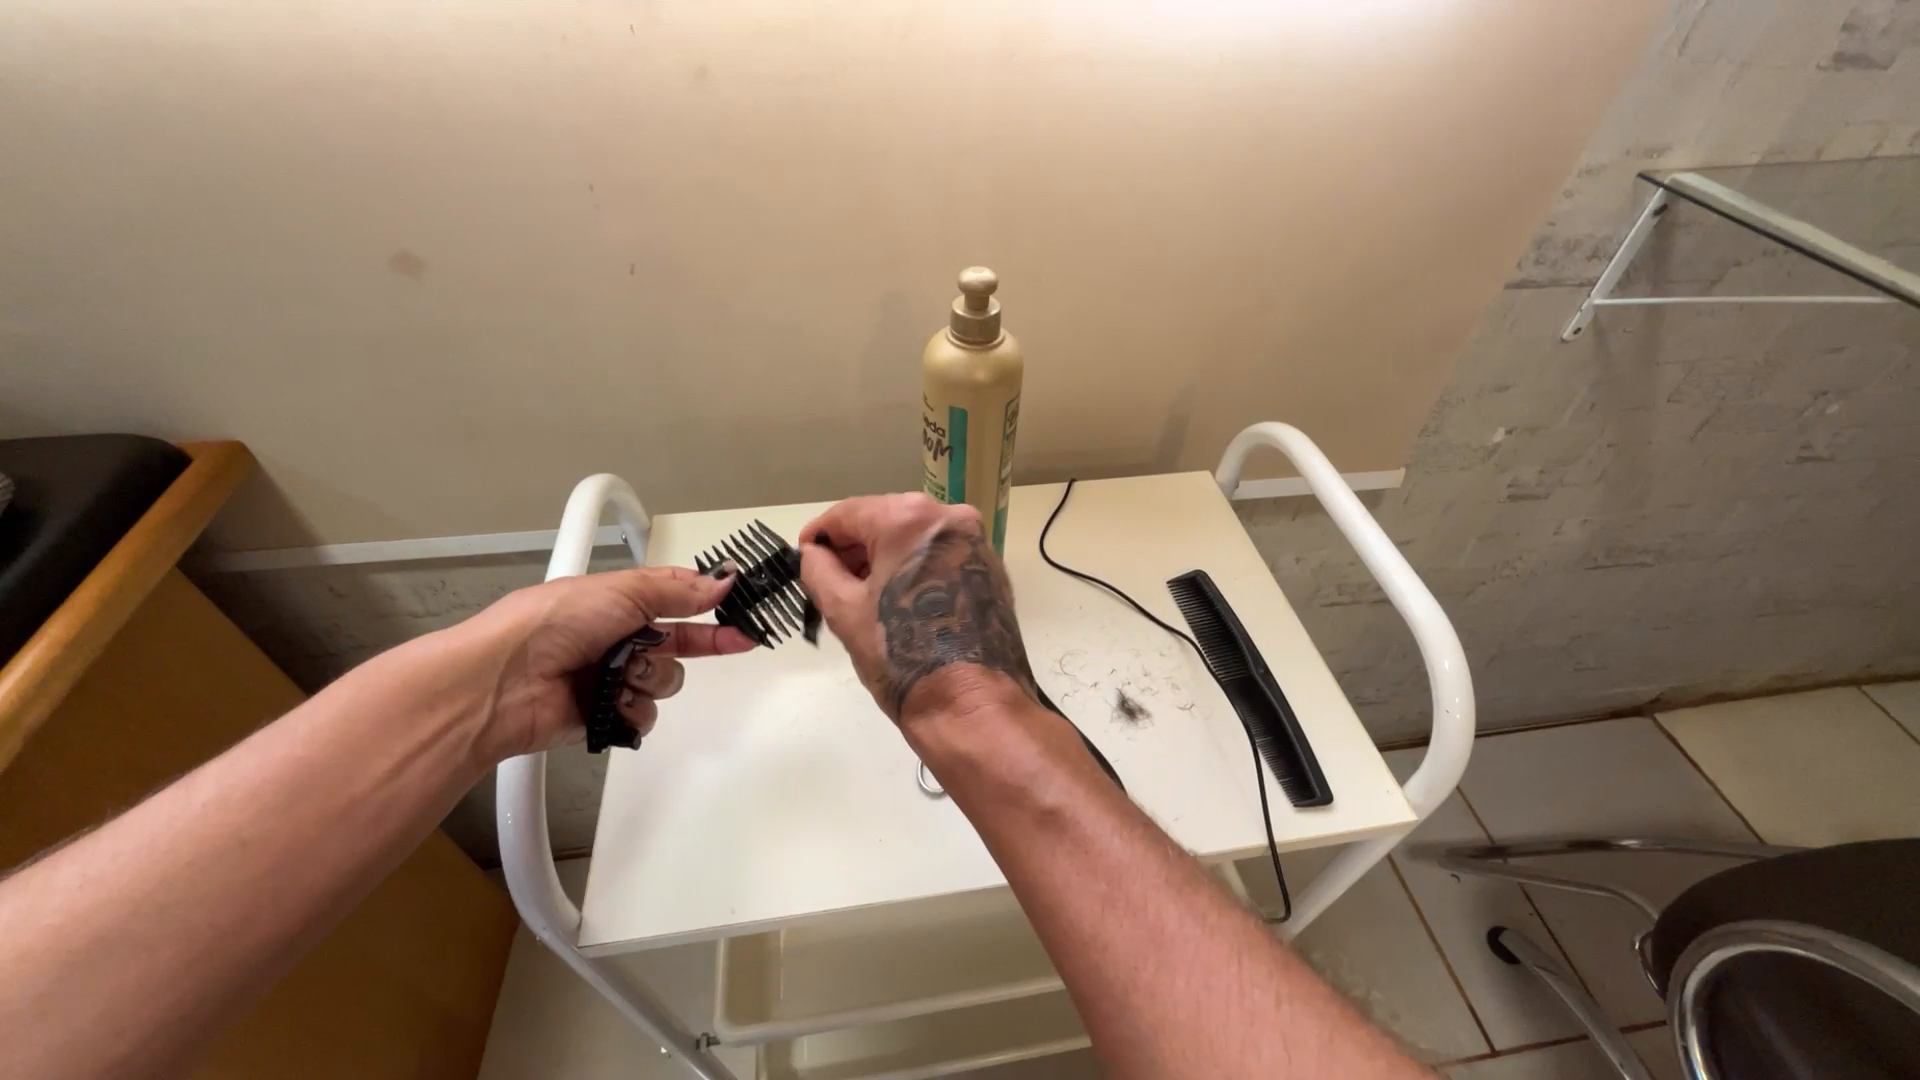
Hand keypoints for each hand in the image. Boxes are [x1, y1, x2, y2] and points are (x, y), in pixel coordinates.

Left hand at [451, 566, 757, 759]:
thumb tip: (723, 579)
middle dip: (706, 641)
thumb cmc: (551, 624)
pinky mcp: (609, 714)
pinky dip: (634, 707)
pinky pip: (647, 713)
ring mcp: (615, 678)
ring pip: (668, 679)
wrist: (502, 682)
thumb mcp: (621, 591)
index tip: (740, 603)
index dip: (710, 601)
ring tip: (626, 672)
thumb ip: (678, 590)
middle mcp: (620, 639)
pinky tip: (614, 700)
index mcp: (620, 603)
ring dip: (653, 675)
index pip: (677, 599)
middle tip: (740, 639)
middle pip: (682, 642)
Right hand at [799, 494, 1037, 723]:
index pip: (849, 512)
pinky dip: (916, 570)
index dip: (820, 535)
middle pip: (886, 520)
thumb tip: (814, 553)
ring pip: (915, 538)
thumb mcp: (843, 611)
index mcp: (910, 518)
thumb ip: (819, 569)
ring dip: (885, 559)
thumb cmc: (902, 656)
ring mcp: (977, 543)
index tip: (804, 555)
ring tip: (862, 597)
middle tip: (829, 580)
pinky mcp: (992, 571)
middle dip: (854, 547)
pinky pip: (941, 556)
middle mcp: (950, 518)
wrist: (971, 705)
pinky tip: (900, 603)